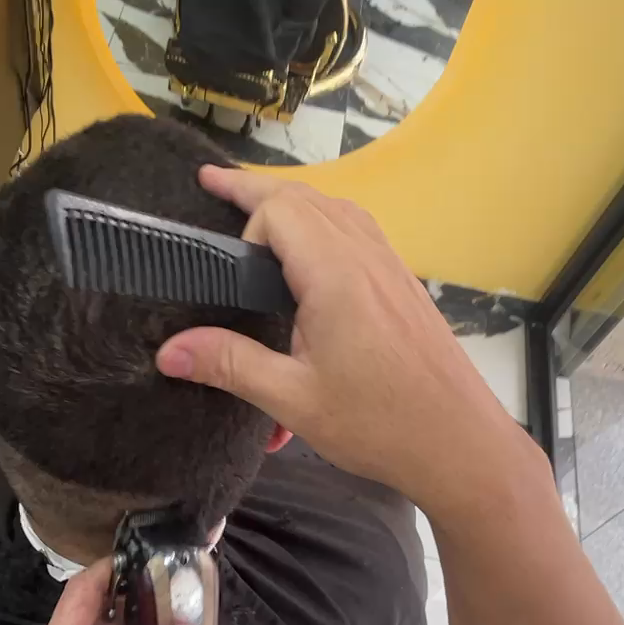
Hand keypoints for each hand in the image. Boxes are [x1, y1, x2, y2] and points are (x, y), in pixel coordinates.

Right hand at [156, 166, 536, 513]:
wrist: (457, 442)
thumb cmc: (376, 424)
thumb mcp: (293, 400)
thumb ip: (230, 365)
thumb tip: (167, 352)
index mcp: (335, 274)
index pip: (278, 211)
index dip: (245, 231)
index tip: (230, 279)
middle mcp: (365, 255)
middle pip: (304, 196)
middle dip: (253, 188)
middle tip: (210, 182)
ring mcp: (390, 266)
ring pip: (334, 208)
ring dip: (290, 201)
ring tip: (253, 209)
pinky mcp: (401, 284)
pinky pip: (356, 229)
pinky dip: (322, 221)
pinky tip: (310, 248)